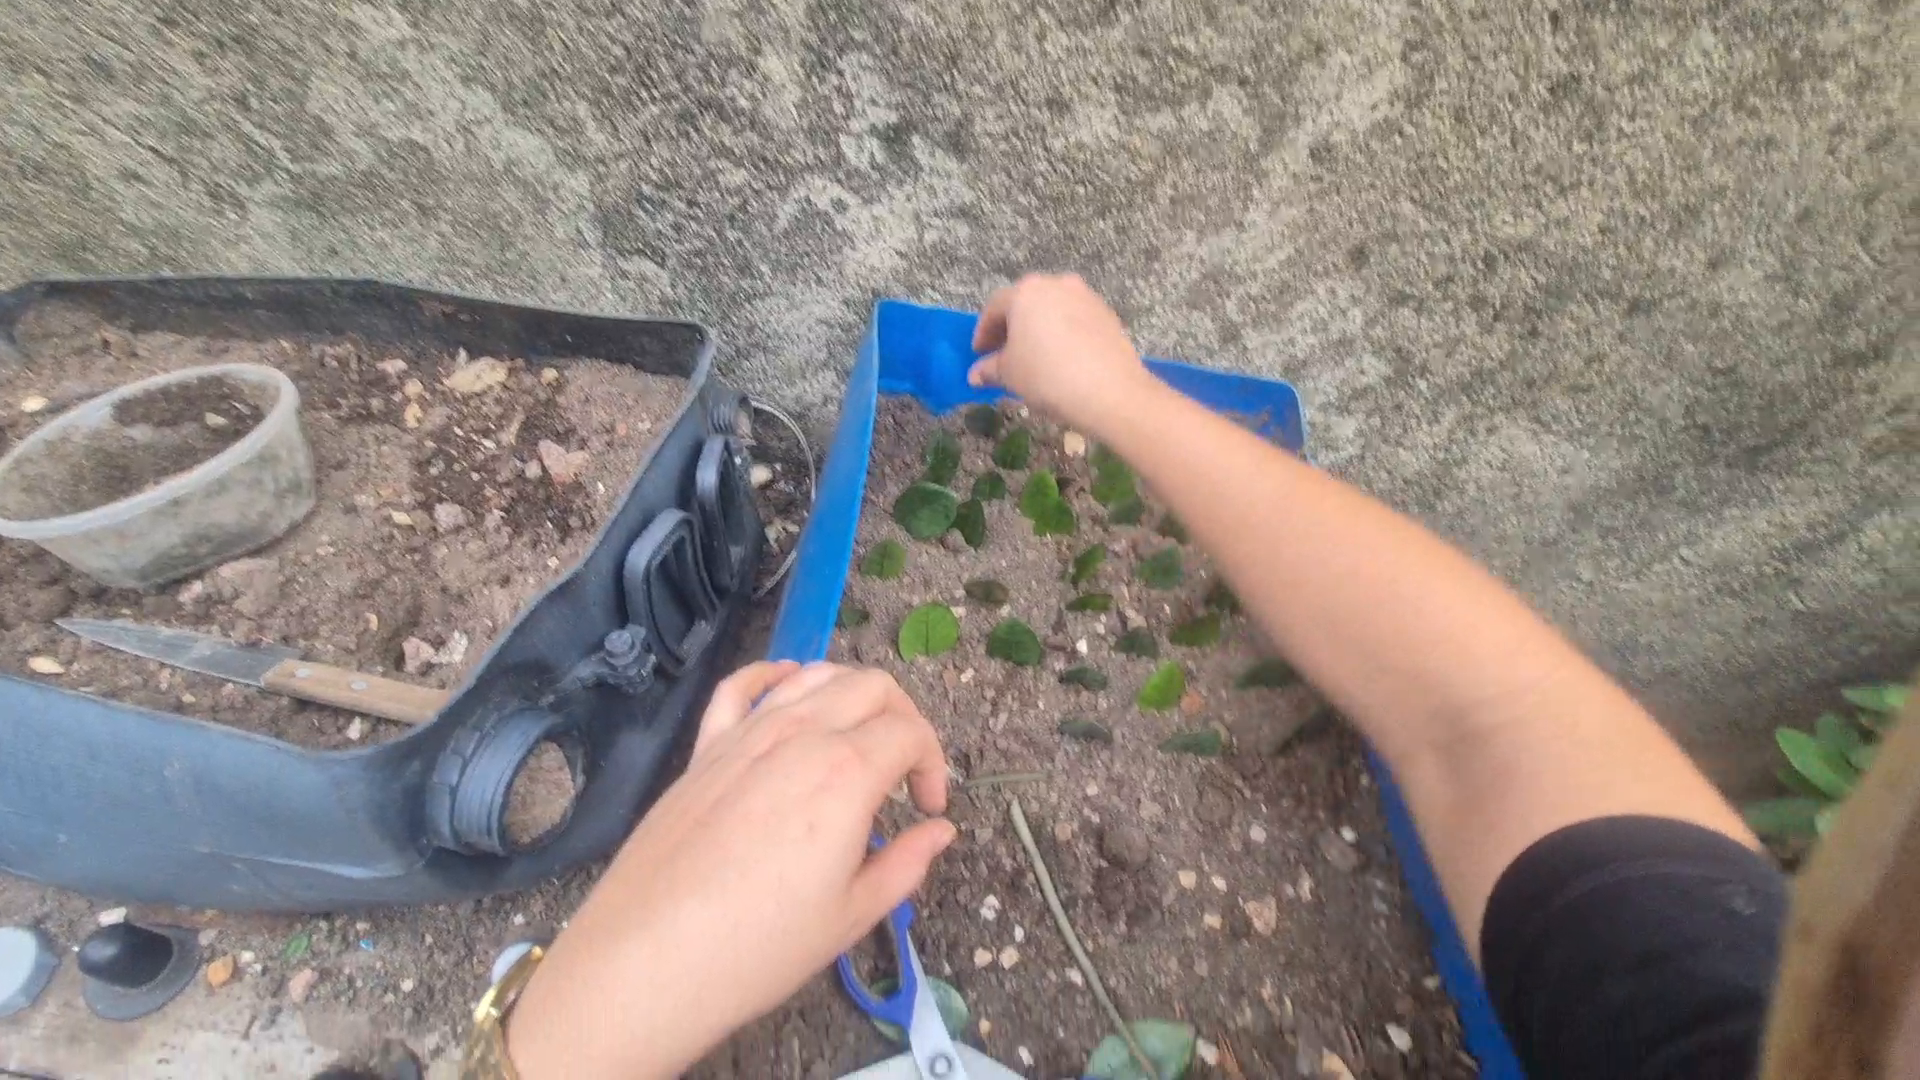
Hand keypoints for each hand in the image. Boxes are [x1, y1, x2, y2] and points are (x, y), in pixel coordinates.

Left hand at [506, 662, 955, 1078]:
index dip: (933, 764)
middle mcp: (801, 733)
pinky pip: (741, 686)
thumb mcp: (851, 916)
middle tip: (904, 768)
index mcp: (846, 770)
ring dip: (851, 693)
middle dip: (904, 716)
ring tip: (857, 736)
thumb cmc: (759, 946)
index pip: (910, 731)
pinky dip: (773, 676)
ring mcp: (747, 732)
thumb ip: (907, 863)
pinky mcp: (706, 746)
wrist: (645, 961)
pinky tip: (787, 690)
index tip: (927, 809)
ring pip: (815, 674)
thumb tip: (941, 830)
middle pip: (871, 685)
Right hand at [969, 273, 1157, 432]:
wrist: (1109, 390)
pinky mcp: (1106, 314)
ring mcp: (1085, 296)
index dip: (983, 333)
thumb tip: (975, 374)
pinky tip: (1062, 359)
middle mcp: (1056, 284)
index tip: (979, 354)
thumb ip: (989, 369)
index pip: (994, 308)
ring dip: (1039, 330)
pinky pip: (1075, 321)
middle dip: (1012, 328)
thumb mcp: (1009, 375)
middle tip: (1004, 354)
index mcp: (1026, 292)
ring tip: (1035, 358)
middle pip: (1025, 304)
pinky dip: (1063, 335)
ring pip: (1052, 310)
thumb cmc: (1047, 376)